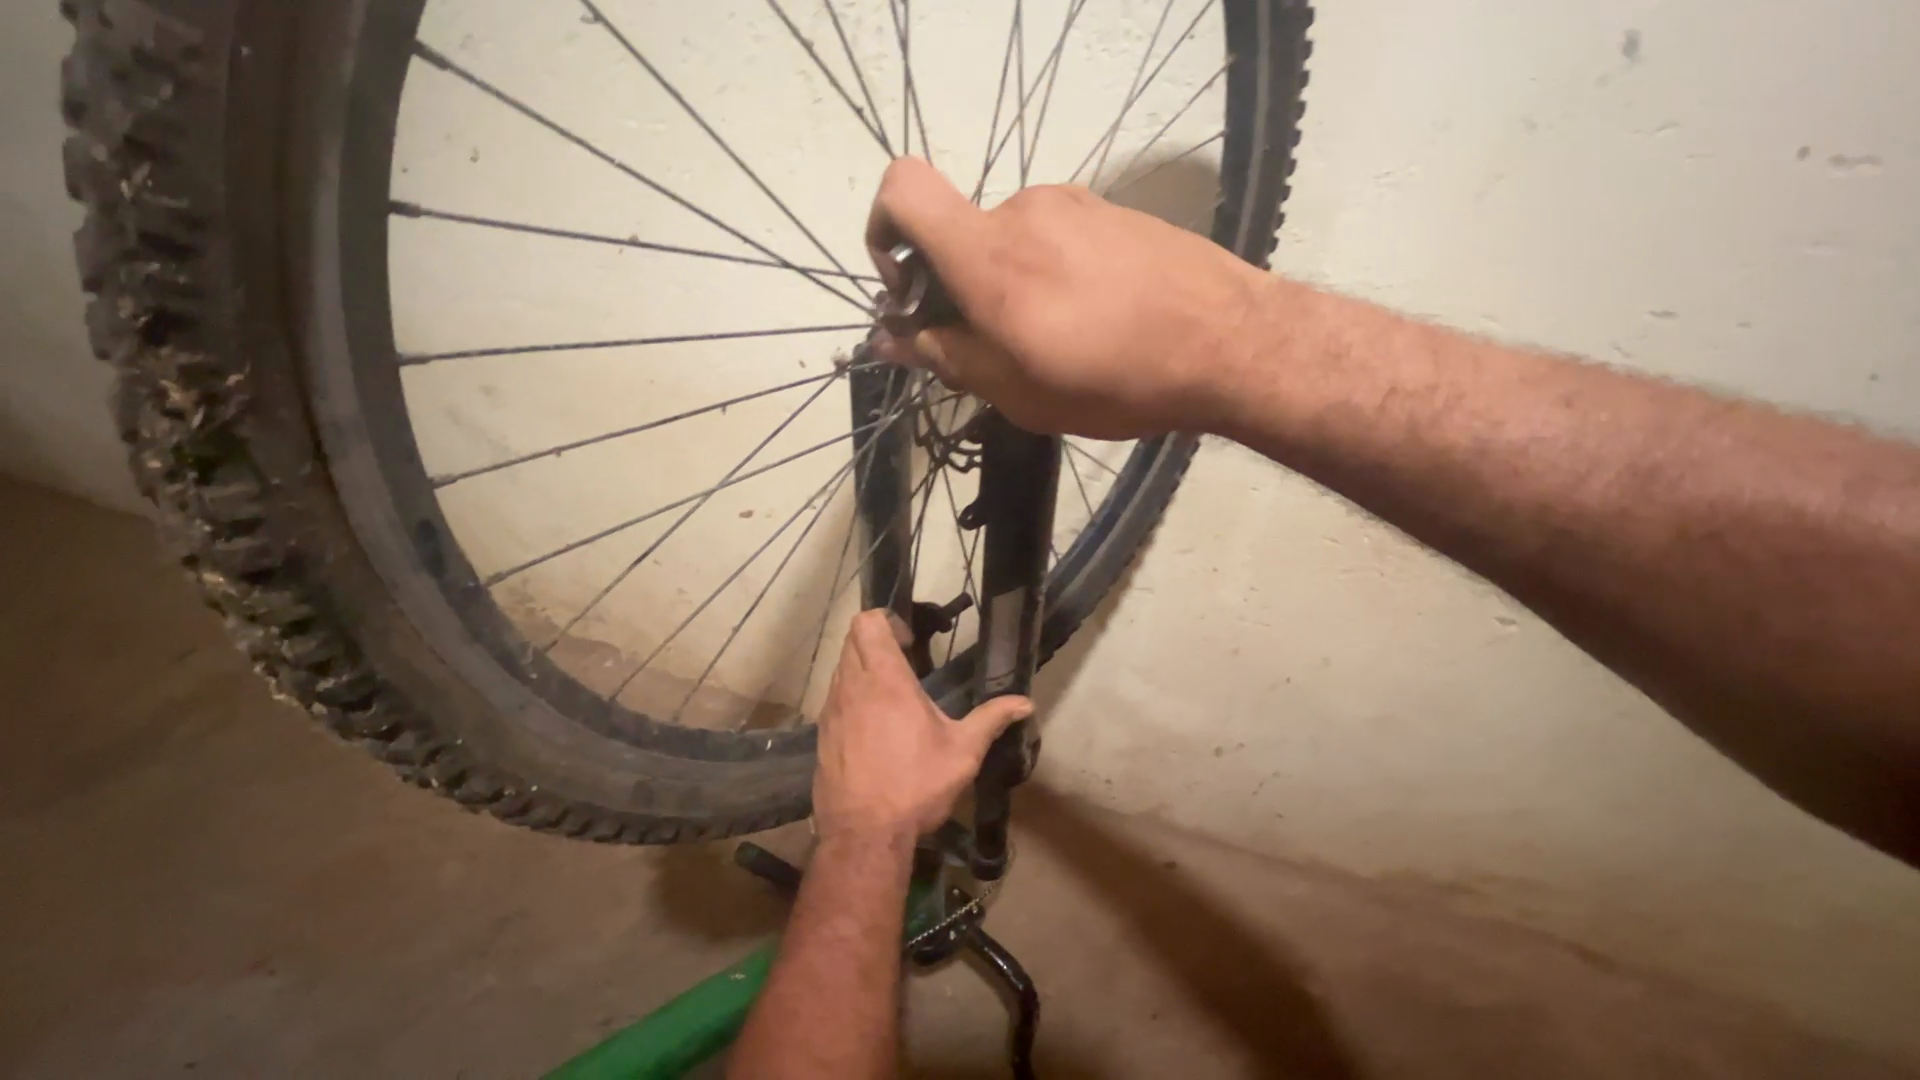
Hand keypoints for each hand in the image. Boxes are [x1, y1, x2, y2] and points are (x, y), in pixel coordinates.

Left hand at [813, 610, 1032, 844]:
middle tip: (905, 663)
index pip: (868, 623)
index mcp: (886, 681)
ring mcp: (832, 710)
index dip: (887, 620)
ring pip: (841, 668)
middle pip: (852, 639)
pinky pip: (834, 698)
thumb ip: (991, 719)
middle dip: (876, 641)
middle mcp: (853, 687)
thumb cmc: (915, 786)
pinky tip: (873, 727)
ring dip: (862, 669)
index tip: (911, 641)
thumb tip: (1025, 703)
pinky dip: (851, 697)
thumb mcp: (962, 752)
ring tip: (891, 696)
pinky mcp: (822, 735)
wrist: (864, 834)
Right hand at [867, 157, 1267, 438]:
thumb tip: (890, 337)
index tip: (907, 290)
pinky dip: (1050, 275)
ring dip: (1010, 286)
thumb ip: (945, 356)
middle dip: (959, 289)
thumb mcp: (1017, 390)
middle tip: (994, 349)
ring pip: (1010, 242)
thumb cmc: (1115, 380)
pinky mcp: (1111, 212)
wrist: (1231, 343)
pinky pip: (1054, 238)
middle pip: (960, 234)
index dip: (883, 231)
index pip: (903, 189)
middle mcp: (1023, 211)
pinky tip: (1092, 321)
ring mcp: (1073, 205)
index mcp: (989, 255)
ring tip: (1055, 342)